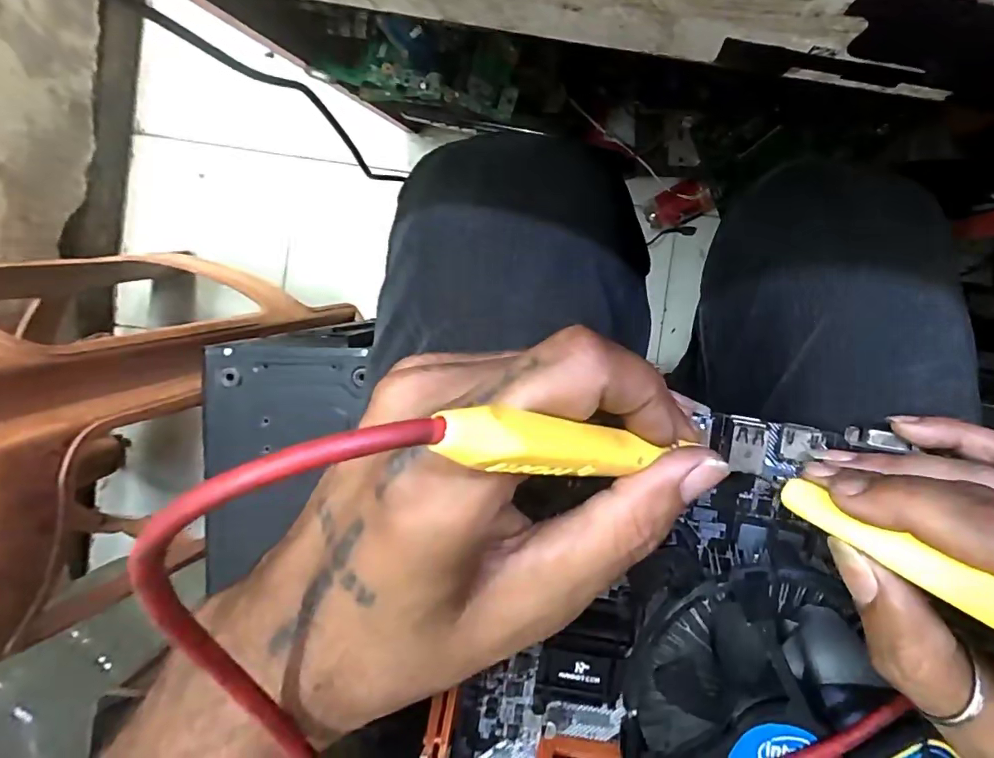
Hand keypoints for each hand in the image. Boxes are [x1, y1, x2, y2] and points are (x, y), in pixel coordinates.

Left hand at [109, 327, 729, 754]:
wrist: (290, 628)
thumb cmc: (408, 635)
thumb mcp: (531, 603)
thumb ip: (624, 527)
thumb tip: (703, 464)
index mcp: (450, 460)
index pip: (576, 370)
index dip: (645, 394)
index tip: (677, 447)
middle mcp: (433, 394)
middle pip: (571, 357)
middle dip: (632, 400)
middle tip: (659, 457)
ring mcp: (420, 376)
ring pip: (553, 360)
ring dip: (600, 403)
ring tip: (617, 459)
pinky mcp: (421, 376)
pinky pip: (523, 368)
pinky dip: (563, 402)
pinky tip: (563, 448)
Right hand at [803, 416, 993, 757]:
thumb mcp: (991, 735)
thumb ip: (916, 648)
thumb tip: (852, 551)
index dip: (914, 505)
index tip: (839, 493)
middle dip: (904, 481)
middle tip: (830, 471)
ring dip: (924, 466)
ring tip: (857, 462)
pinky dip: (969, 447)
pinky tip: (917, 433)